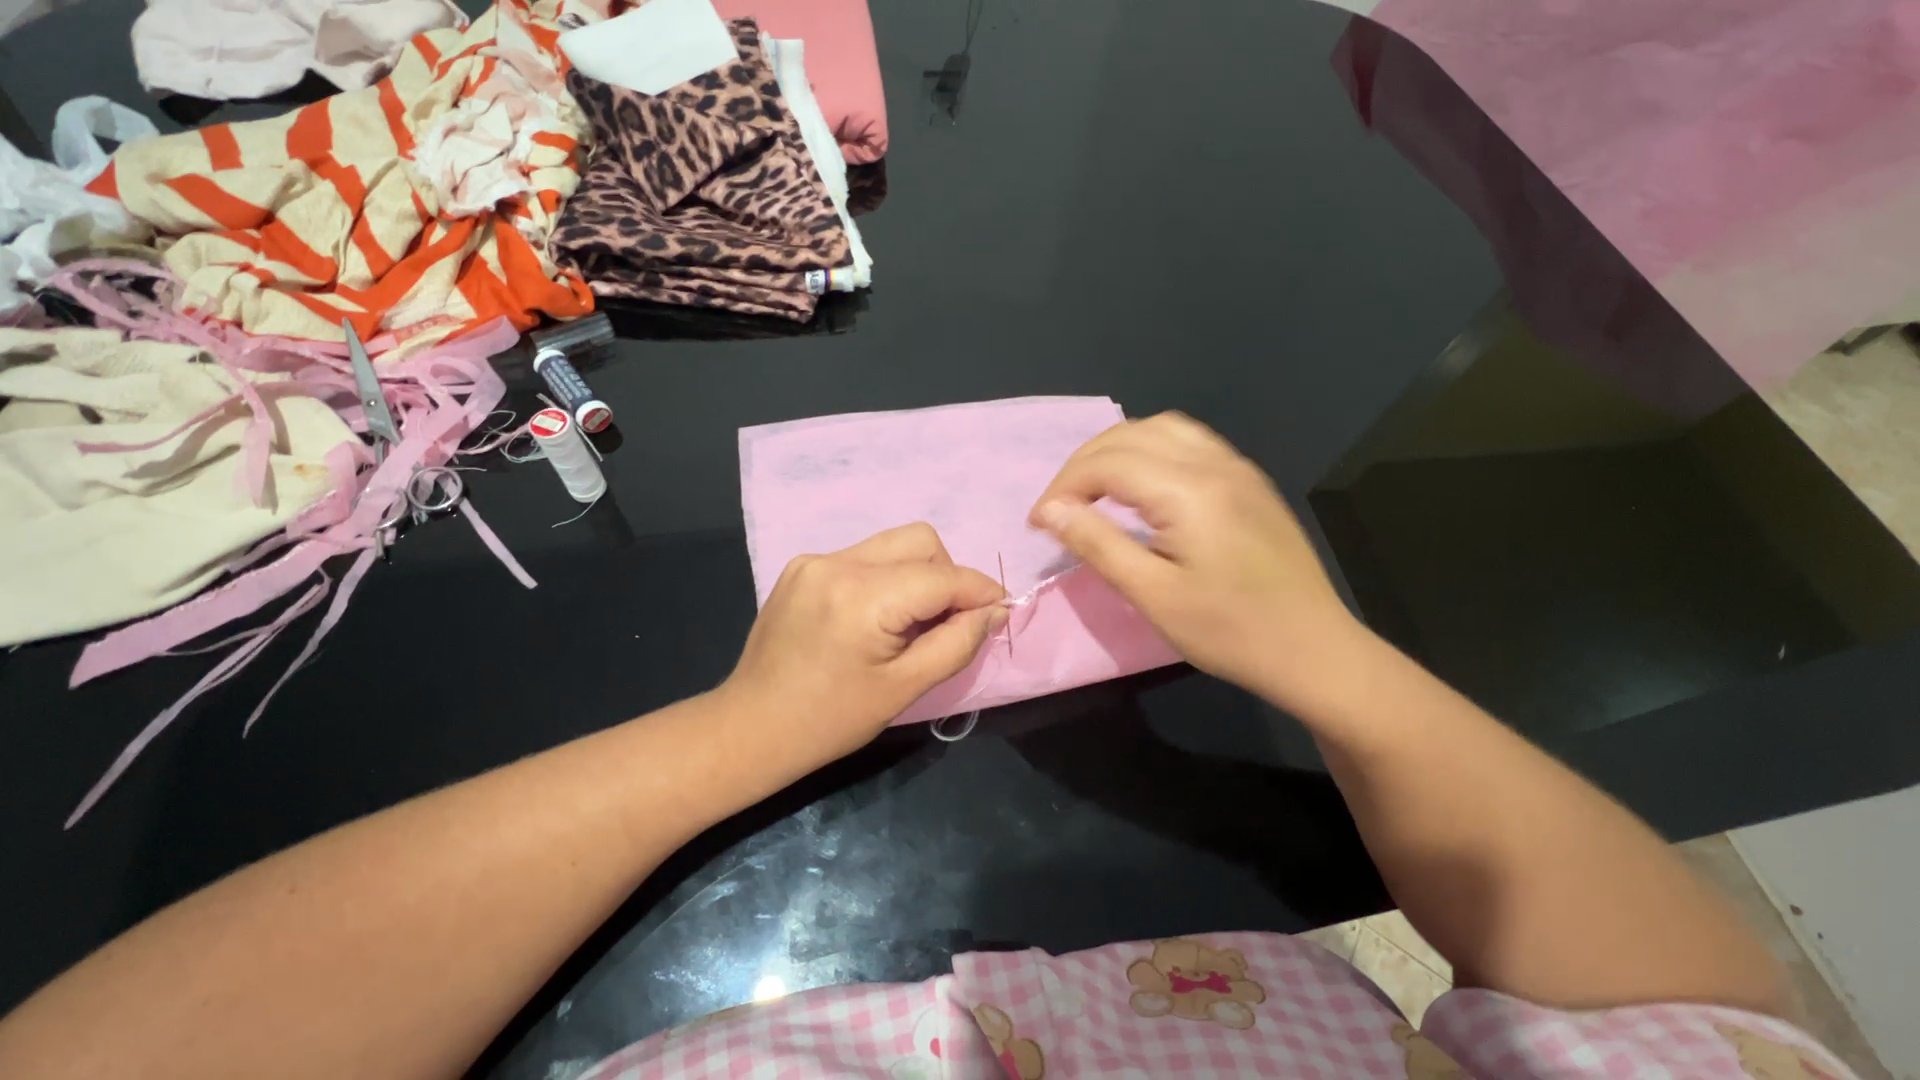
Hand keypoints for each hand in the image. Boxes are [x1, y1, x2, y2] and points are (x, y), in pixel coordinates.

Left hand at [720, 523, 1007, 765]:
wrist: (753, 726)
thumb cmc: (831, 720)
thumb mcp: (904, 689)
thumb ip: (956, 643)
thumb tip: (994, 611)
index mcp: (863, 598)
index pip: (943, 576)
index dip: (980, 592)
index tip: (1000, 613)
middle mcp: (837, 564)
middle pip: (921, 542)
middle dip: (948, 576)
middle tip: (947, 623)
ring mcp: (814, 560)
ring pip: (893, 544)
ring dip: (917, 575)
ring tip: (909, 623)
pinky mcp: (801, 566)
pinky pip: (863, 557)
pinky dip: (885, 578)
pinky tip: (874, 619)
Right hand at [1028, 412, 1358, 701]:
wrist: (1313, 649)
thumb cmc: (1229, 632)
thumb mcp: (1153, 595)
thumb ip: (1098, 544)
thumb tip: (1050, 510)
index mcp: (1189, 490)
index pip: (1106, 463)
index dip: (1063, 488)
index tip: (1038, 525)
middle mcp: (1214, 463)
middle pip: (1130, 435)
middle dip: (1083, 465)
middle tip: (1059, 509)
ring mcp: (1237, 467)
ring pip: (1161, 428)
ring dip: (1117, 450)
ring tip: (1093, 490)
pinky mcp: (1249, 481)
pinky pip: (1189, 441)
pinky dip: (1150, 450)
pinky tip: (1141, 486)